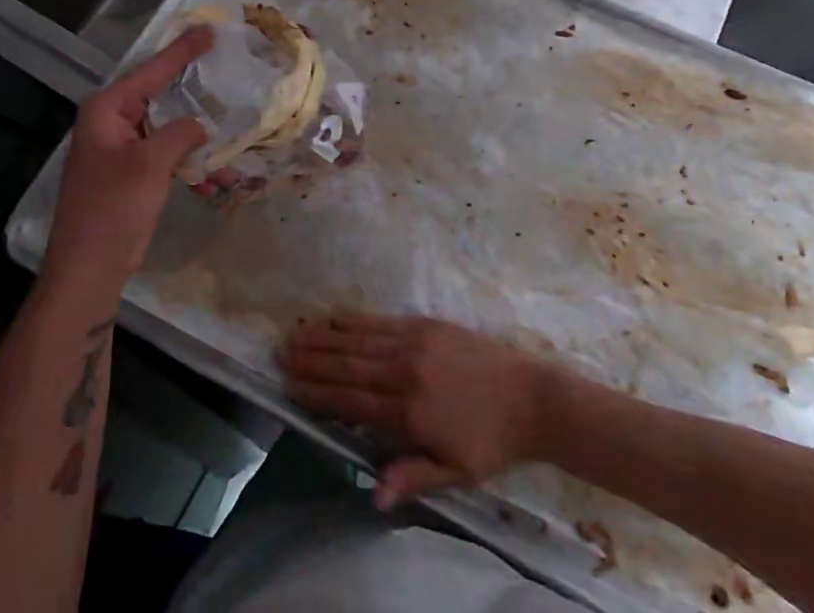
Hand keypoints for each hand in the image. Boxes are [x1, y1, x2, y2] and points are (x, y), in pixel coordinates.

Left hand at [48, 27, 212, 276]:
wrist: (89, 268)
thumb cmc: (114, 210)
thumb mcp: (151, 165)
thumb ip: (180, 133)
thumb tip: (200, 126)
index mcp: (106, 111)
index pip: (150, 71)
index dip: (182, 51)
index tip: (209, 30)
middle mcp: (110, 123)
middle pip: (158, 95)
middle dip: (191, 89)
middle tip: (222, 66)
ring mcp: (119, 150)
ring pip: (166, 128)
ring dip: (196, 138)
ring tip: (228, 135)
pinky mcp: (129, 174)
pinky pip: (164, 155)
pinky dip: (188, 162)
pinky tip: (212, 177)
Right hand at [279, 314, 557, 507]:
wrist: (533, 398)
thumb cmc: (492, 442)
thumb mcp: (456, 473)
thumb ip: (412, 477)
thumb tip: (372, 494)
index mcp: (409, 413)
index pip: (351, 401)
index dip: (318, 394)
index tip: (289, 387)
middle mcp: (406, 373)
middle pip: (348, 366)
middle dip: (312, 361)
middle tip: (281, 355)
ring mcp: (416, 344)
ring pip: (359, 340)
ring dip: (325, 338)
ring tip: (296, 334)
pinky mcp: (428, 325)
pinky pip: (382, 322)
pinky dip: (355, 321)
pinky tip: (335, 318)